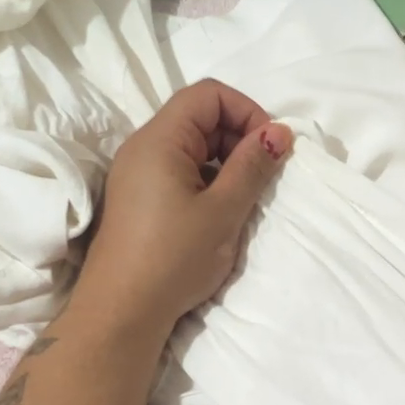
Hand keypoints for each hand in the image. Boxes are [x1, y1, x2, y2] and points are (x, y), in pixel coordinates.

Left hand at [74, 79, 292, 338]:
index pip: (208, 94)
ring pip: (192, 146)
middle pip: (199, 116)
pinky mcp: (139, 197)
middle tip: (263, 177)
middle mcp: (143, 146)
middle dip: (238, 137)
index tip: (271, 149)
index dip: (247, 111)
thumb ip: (252, 167)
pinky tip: (220, 213)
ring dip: (225, 162)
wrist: (123, 309)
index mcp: (160, 140)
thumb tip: (280, 132)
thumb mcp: (223, 212)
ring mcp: (138, 172)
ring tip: (244, 198)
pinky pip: (180, 170)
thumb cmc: (174, 258)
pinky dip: (207, 180)